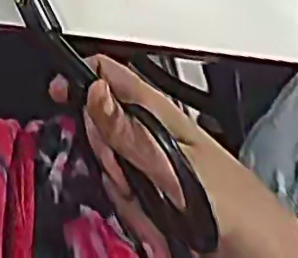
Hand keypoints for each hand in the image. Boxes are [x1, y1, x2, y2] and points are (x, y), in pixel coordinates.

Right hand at [51, 57, 297, 257]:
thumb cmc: (237, 209)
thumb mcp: (178, 168)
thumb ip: (130, 131)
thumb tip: (92, 89)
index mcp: (157, 109)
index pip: (104, 71)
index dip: (78, 78)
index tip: (60, 97)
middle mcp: (150, 129)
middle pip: (97, 120)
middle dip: (105, 154)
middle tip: (126, 177)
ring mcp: (151, 161)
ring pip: (107, 160)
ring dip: (121, 191)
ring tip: (151, 212)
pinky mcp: (153, 191)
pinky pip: (121, 191)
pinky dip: (131, 210)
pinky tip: (153, 226)